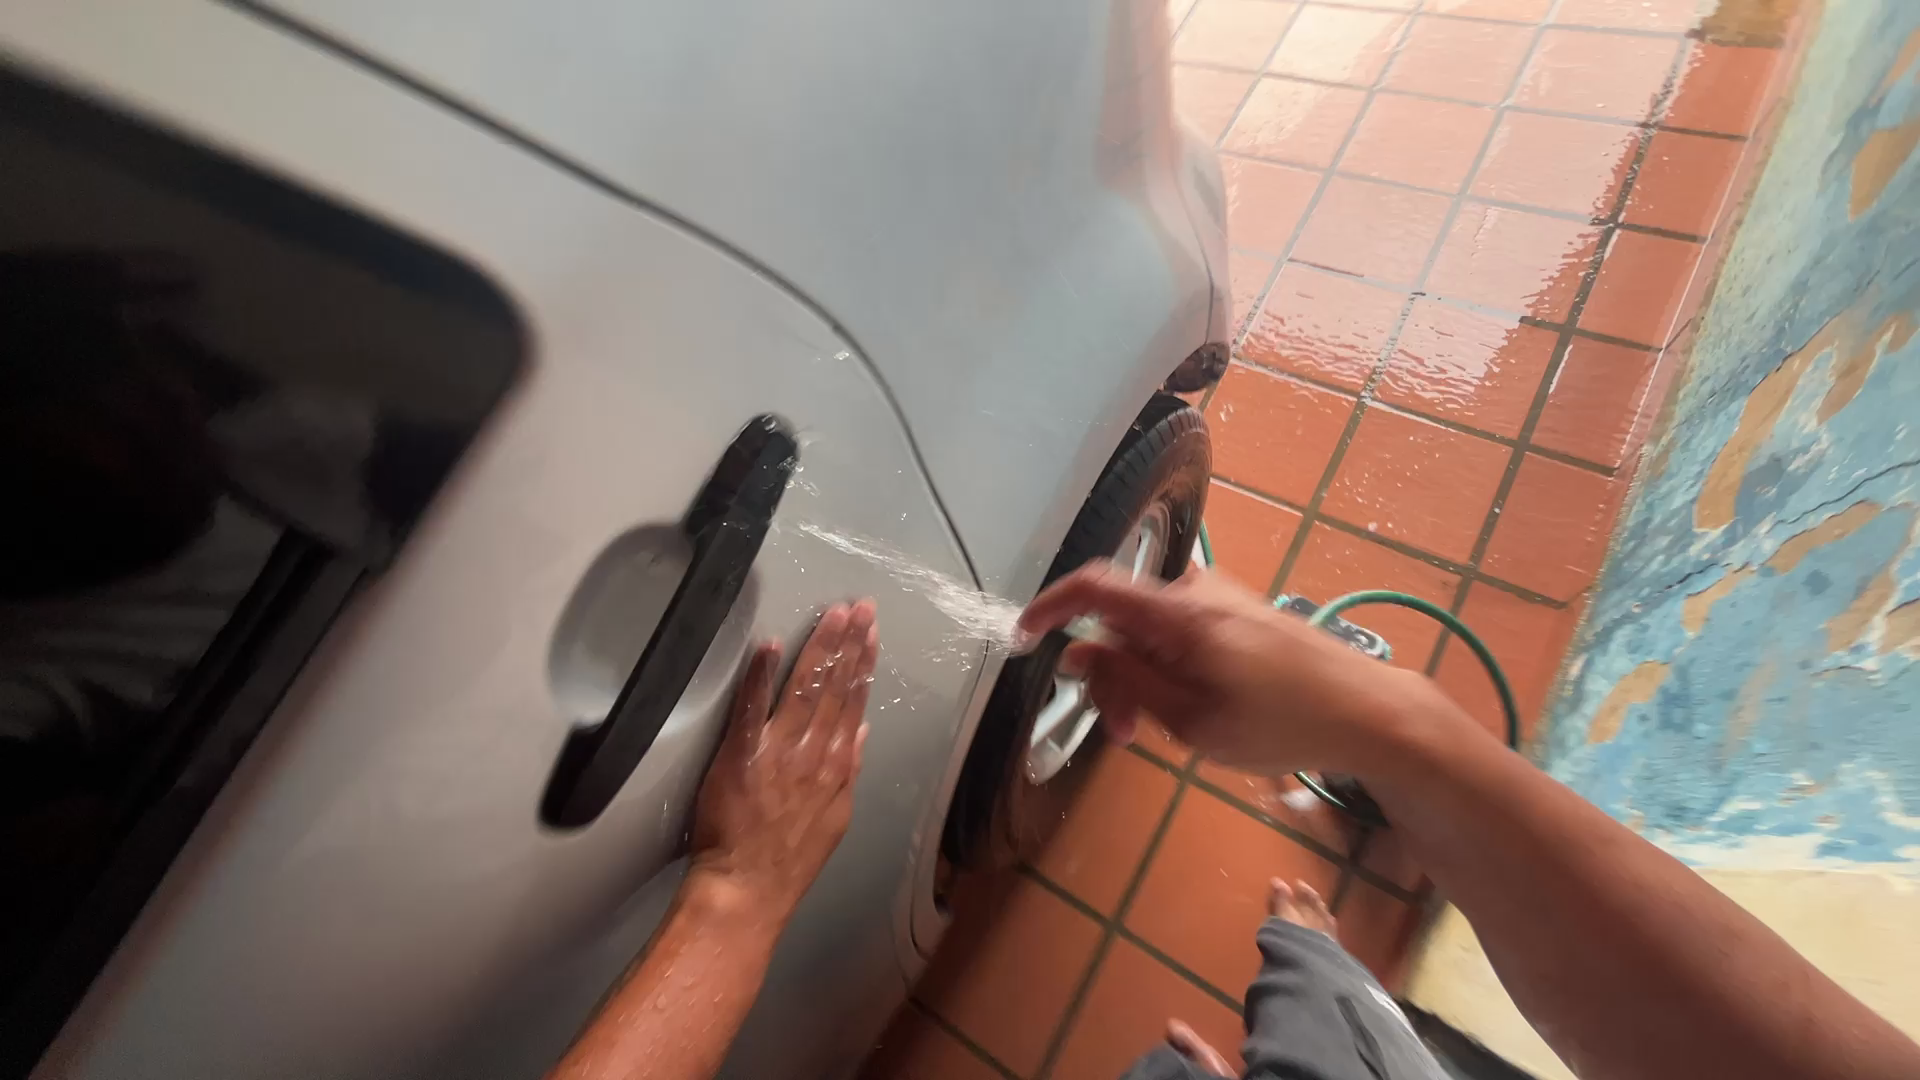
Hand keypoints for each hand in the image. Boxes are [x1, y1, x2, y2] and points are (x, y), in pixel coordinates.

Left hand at [690, 600, 877, 919]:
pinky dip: (762, 677)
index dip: (864, 662)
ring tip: (833, 615)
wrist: (748, 887)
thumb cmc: (793, 854)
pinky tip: (771, 646)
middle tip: (859, 607)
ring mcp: (779, 751)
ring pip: (805, 689)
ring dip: (821, 648)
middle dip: (849, 642)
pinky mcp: (741, 757)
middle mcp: (814, 750)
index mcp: (837, 762)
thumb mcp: (838, 814)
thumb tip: (863, 726)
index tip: (871, 631)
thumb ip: (851, 766)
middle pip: (835, 686)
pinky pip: (753, 711)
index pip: (855, 700)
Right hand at [1019, 562, 1447, 775]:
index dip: (1050, 606)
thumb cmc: (1281, 723)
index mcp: (1178, 612)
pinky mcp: (1236, 612)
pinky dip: (1168, 668)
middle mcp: (1194, 591)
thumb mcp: (1191, 719)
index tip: (1023, 638)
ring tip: (1165, 731)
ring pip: (1149, 633)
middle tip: (1123, 736)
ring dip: (1141, 679)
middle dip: (1112, 677)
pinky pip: (1178, 633)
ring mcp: (1218, 600)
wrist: (1371, 712)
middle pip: (1122, 622)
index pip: (1093, 587)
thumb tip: (1076, 652)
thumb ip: (1126, 682)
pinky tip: (1193, 706)